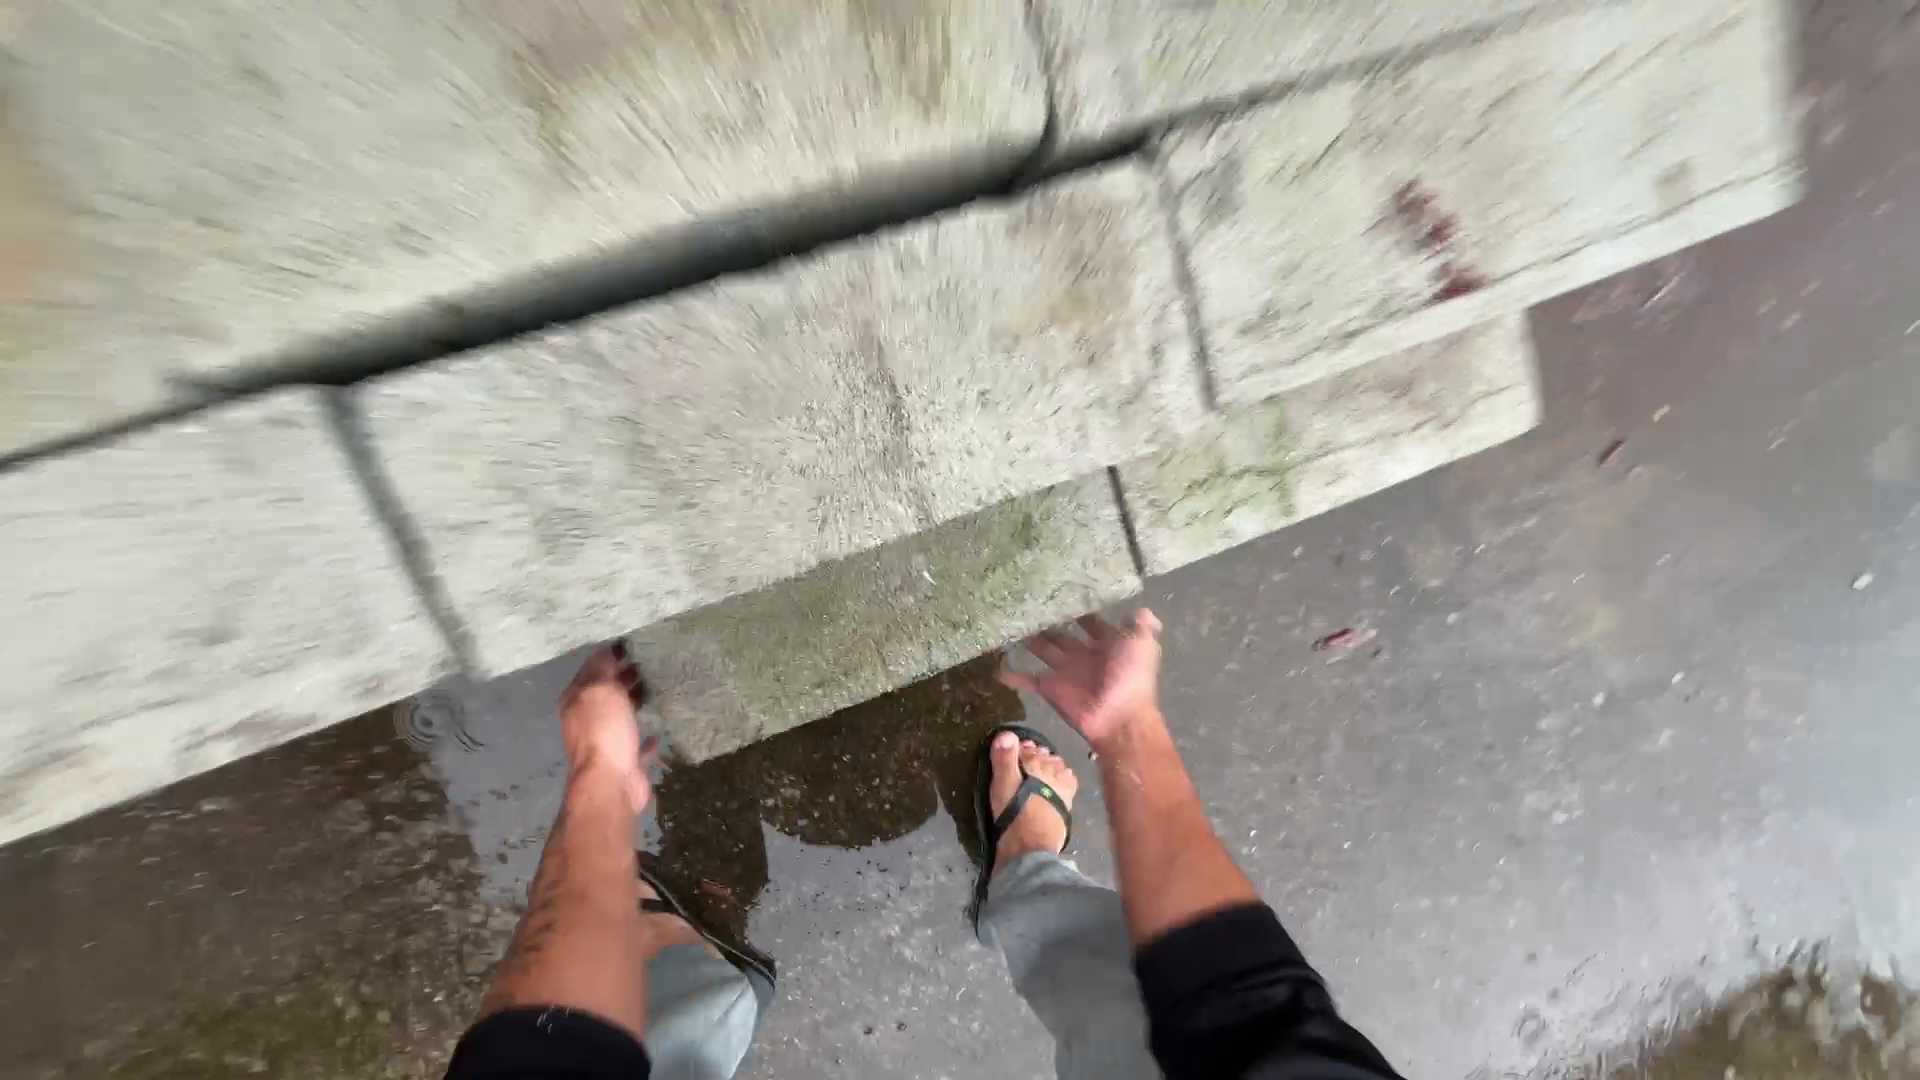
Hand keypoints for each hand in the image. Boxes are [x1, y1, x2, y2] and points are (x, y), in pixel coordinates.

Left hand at [559, 643, 655, 813]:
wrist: (611, 782)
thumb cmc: (604, 730)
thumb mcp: (600, 689)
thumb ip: (603, 668)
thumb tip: (609, 650)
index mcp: (577, 700)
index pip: (592, 668)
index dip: (611, 654)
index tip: (636, 643)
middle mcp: (587, 719)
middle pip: (607, 690)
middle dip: (624, 675)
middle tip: (653, 660)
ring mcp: (606, 740)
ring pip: (622, 713)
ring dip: (636, 700)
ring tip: (660, 685)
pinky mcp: (626, 759)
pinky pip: (638, 740)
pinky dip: (648, 733)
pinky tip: (661, 727)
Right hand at [998, 610, 1163, 747]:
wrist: (1120, 720)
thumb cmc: (1131, 677)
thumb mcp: (1142, 644)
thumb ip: (1142, 625)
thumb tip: (1142, 607)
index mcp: (1107, 644)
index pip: (1091, 622)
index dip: (1079, 608)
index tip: (1060, 590)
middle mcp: (1085, 656)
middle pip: (1062, 635)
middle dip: (1048, 622)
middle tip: (1027, 603)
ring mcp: (1066, 673)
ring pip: (1044, 651)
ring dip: (1029, 640)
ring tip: (1009, 623)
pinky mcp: (1050, 689)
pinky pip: (1028, 680)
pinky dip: (1012, 676)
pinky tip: (995, 666)